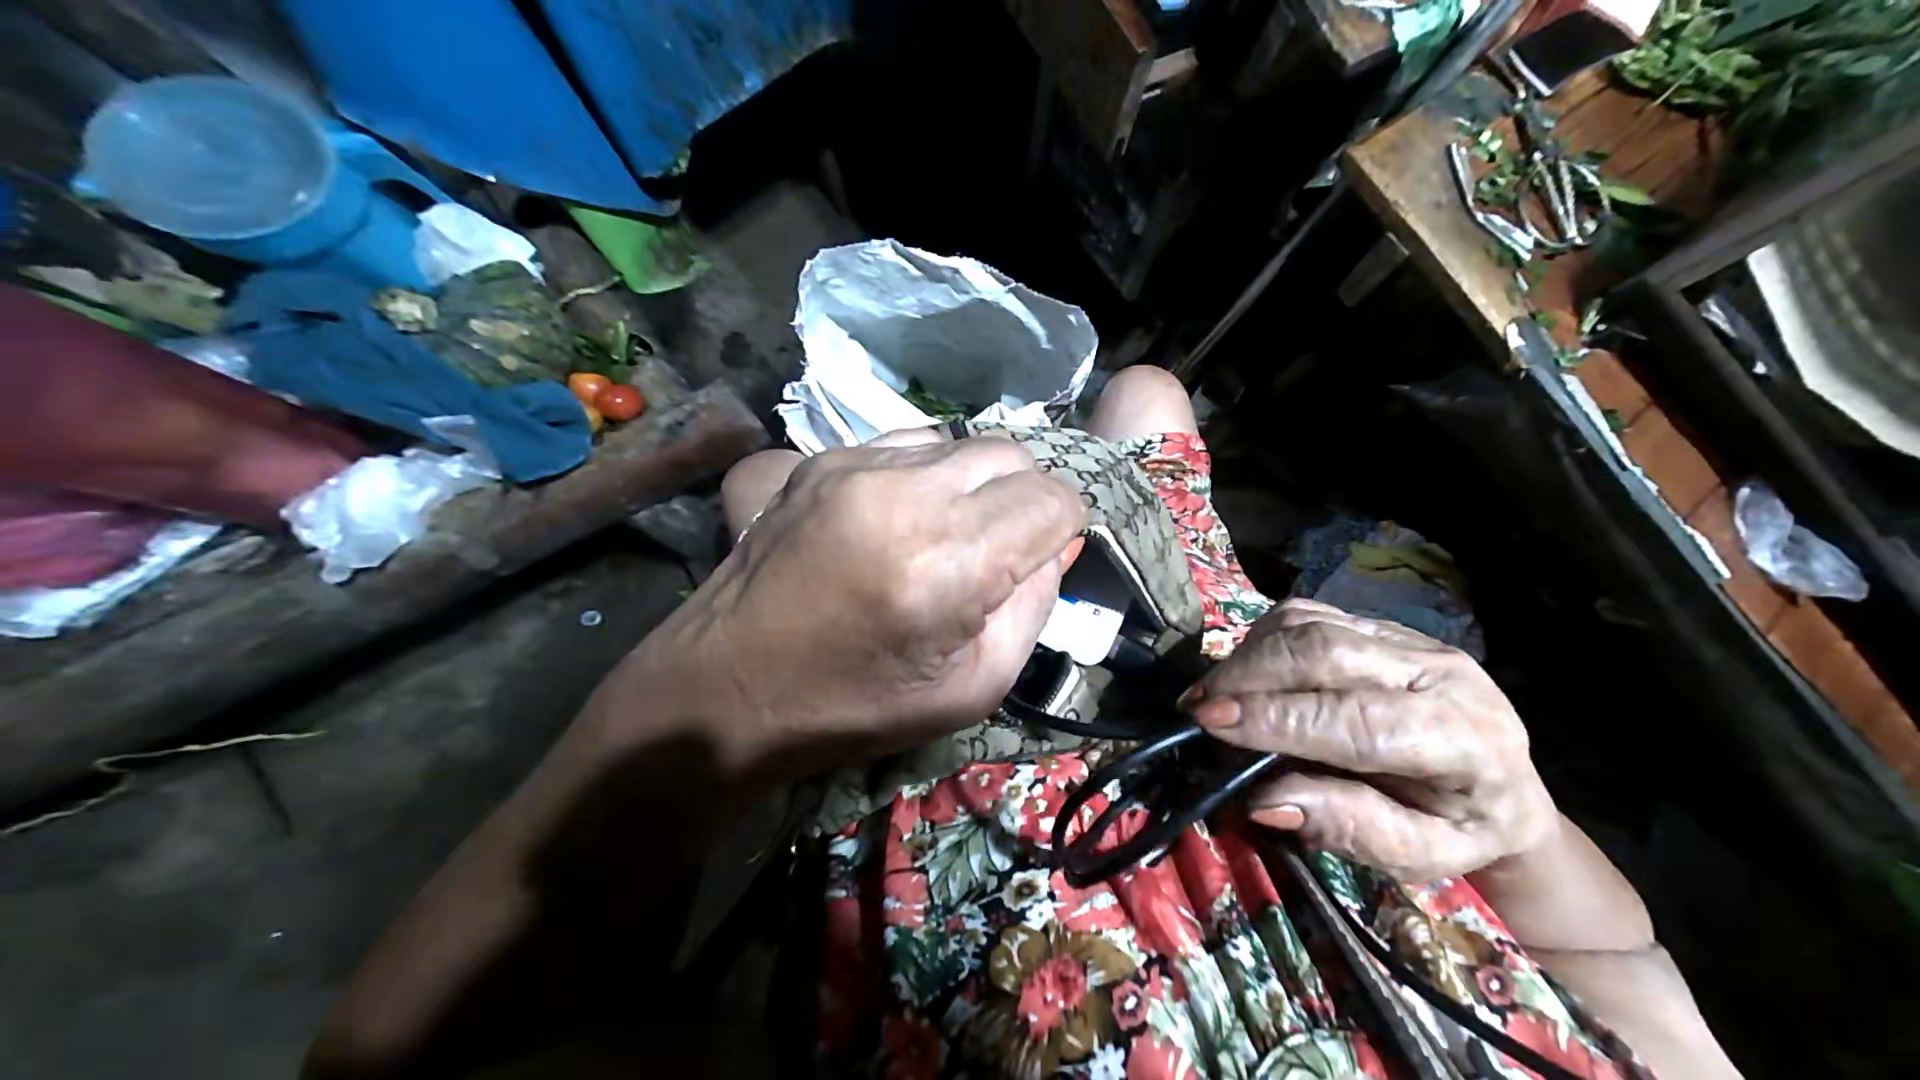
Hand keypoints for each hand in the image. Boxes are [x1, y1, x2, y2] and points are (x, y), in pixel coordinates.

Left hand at [617, 436, 1085, 764]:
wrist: (724, 688)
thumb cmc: (853, 708)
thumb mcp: (974, 687)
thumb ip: (1032, 606)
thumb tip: (1055, 546)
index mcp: (948, 561)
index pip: (1053, 499)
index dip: (1059, 532)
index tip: (1035, 563)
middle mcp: (905, 492)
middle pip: (1012, 456)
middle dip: (1020, 501)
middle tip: (993, 553)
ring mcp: (856, 465)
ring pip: (960, 442)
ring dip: (970, 485)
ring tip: (940, 537)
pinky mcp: (821, 460)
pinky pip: (906, 444)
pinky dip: (923, 476)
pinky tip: (896, 522)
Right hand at [1187, 598, 1556, 880]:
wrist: (1499, 782)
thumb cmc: (1456, 825)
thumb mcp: (1419, 855)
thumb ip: (1349, 828)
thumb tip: (1261, 800)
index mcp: (1464, 738)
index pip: (1356, 718)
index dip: (1276, 718)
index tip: (1209, 723)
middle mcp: (1439, 672)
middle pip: (1325, 650)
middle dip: (1248, 675)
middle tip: (1196, 708)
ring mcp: (1405, 637)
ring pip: (1308, 622)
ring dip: (1248, 654)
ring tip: (1212, 693)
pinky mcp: (1375, 623)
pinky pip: (1305, 613)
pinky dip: (1261, 639)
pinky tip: (1243, 672)